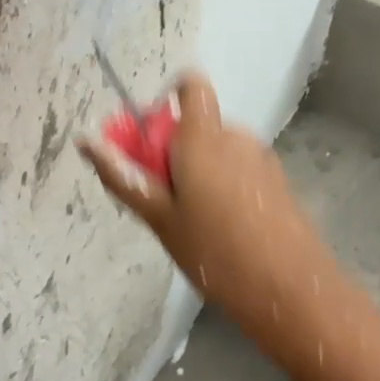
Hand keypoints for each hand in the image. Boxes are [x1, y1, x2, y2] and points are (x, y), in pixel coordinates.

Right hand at [78, 71, 337, 342]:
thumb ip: (123, 177)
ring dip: (197, 172)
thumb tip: (86, 142)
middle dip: (174, 151)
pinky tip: (222, 232)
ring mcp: (262, 159)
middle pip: (197, 125)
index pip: (190, 85)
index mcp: (204, 137)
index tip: (150, 141)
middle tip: (162, 200)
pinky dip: (222, 188)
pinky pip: (237, 170)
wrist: (293, 294)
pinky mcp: (278, 183)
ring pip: (217, 151)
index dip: (166, 100)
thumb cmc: (216, 253)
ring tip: (191, 223)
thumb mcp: (160, 219)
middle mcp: (236, 137)